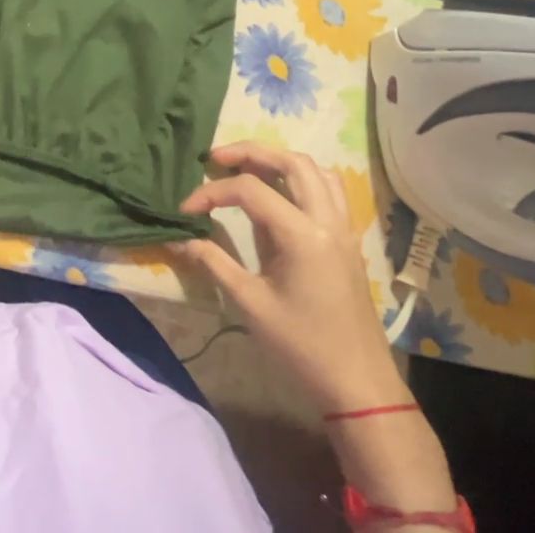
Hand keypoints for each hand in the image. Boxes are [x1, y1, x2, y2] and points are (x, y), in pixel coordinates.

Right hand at [168, 141, 408, 413]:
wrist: (358, 382)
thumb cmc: (301, 344)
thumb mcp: (249, 302)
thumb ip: (213, 262)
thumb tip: (176, 240)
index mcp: (302, 235)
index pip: (250, 189)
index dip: (211, 193)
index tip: (185, 210)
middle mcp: (328, 222)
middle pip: (292, 162)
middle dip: (250, 152)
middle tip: (215, 159)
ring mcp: (343, 230)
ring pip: (316, 172)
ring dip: (279, 161)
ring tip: (244, 170)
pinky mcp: (346, 243)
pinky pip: (328, 192)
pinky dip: (300, 180)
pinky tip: (277, 195)